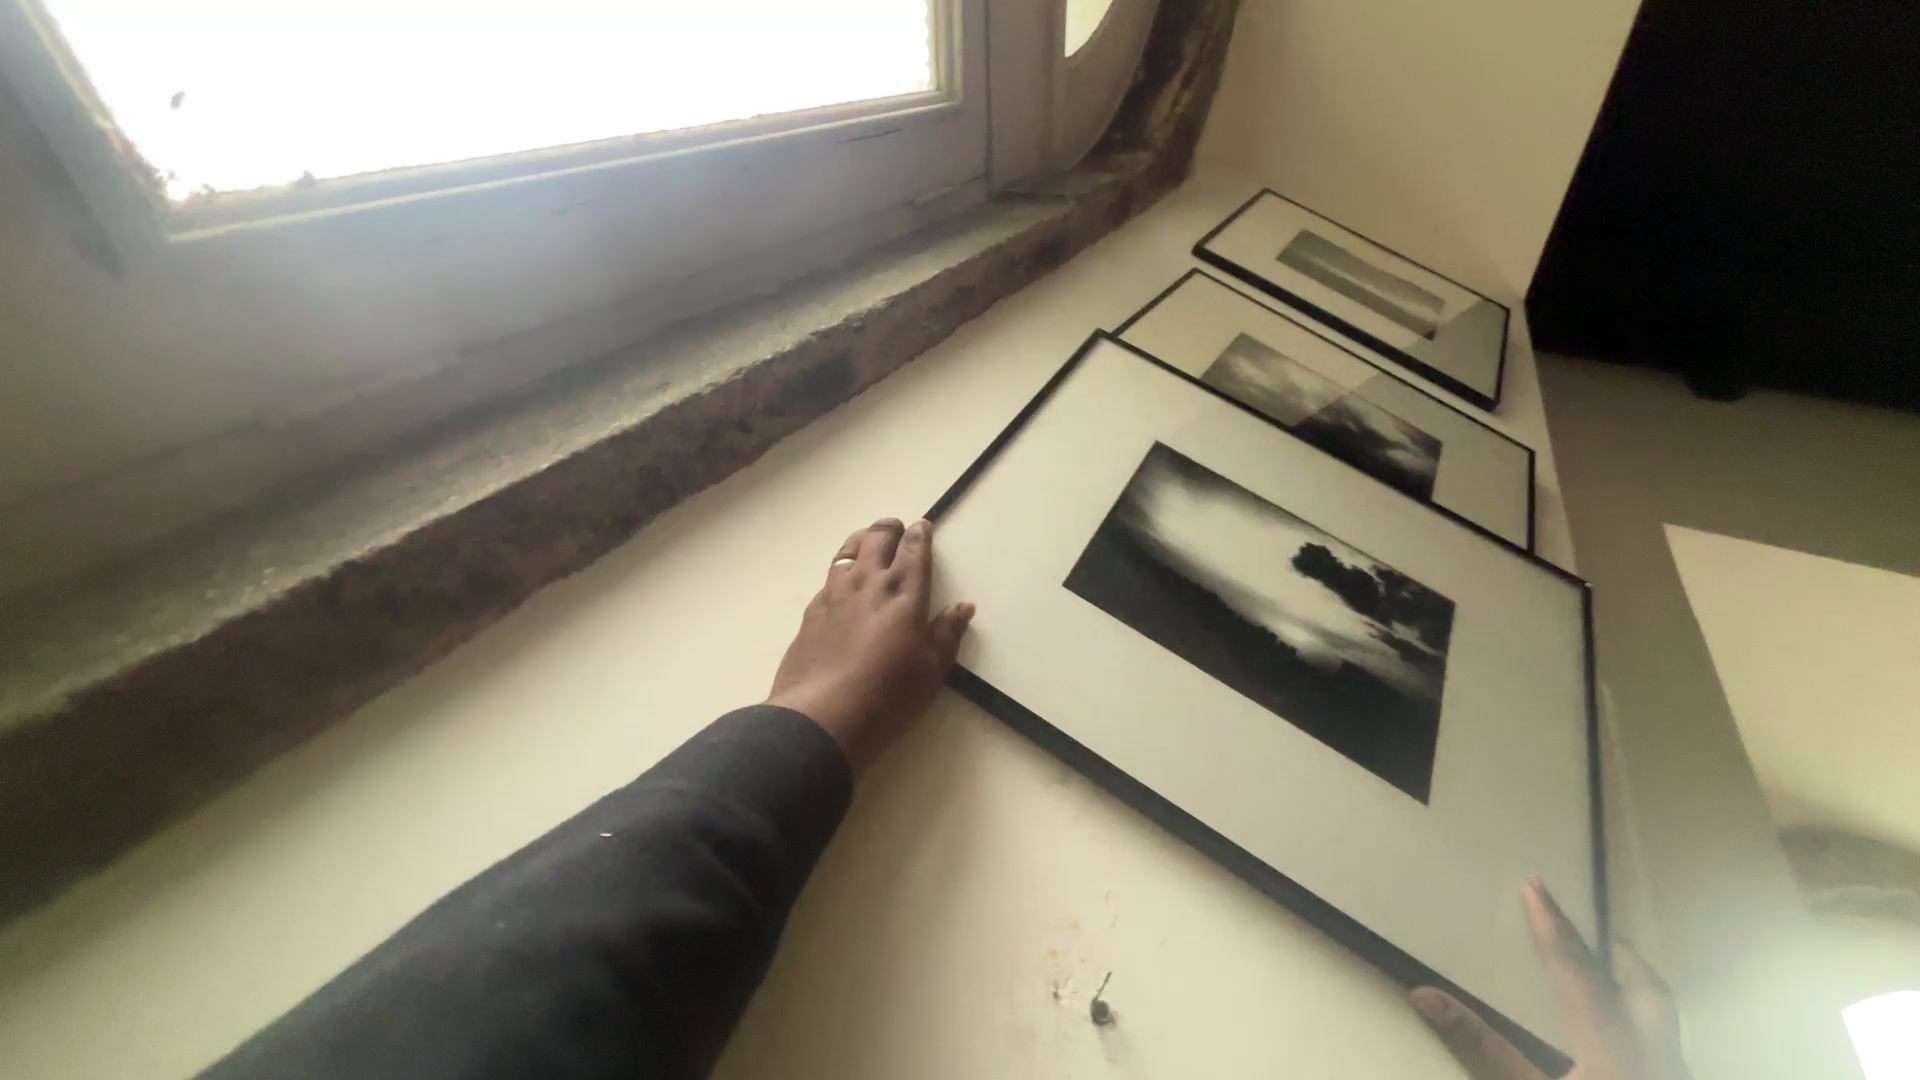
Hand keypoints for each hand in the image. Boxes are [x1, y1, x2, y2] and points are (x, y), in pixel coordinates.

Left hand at [766, 518, 974, 776]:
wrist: (822, 716)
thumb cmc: (888, 696)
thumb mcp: (931, 670)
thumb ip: (947, 633)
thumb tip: (964, 607)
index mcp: (904, 593)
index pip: (913, 550)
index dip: (919, 534)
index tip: (922, 526)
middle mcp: (869, 583)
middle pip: (877, 539)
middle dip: (889, 528)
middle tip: (896, 527)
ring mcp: (835, 594)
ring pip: (847, 550)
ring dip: (861, 539)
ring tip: (868, 540)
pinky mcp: (811, 611)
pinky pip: (829, 577)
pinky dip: (841, 570)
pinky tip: (843, 583)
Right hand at [1410, 879, 1689, 1079]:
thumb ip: (1482, 1048)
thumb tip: (1424, 994)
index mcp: (1614, 1046)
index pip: (1576, 969)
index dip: (1552, 926)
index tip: (1535, 886)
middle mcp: (1656, 1059)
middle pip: (1649, 995)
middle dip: (1622, 959)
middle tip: (1603, 934)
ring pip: (1669, 1028)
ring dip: (1642, 996)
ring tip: (1619, 981)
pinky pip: (1670, 1055)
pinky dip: (1650, 1033)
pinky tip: (1632, 1049)